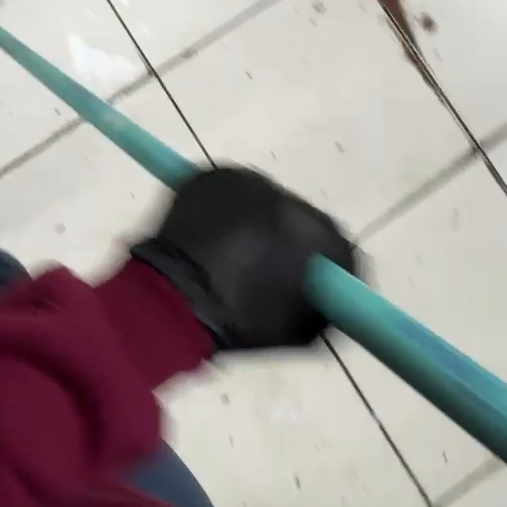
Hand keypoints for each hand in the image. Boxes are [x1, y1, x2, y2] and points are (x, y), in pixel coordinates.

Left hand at [130, 168, 357, 351]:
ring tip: (236, 247)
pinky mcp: (209, 175)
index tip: (317, 278)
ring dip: (258, 218)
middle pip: (297, 215)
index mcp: (310, 231)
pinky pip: (230, 190)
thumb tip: (330, 293)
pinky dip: (227, 206)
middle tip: (270, 264)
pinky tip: (215, 231)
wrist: (172, 297)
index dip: (326, 261)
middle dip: (289, 237)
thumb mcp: (304, 331)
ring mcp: (242, 181)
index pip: (334, 242)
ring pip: (262, 199)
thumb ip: (327, 305)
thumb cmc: (242, 321)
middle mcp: (281, 195)